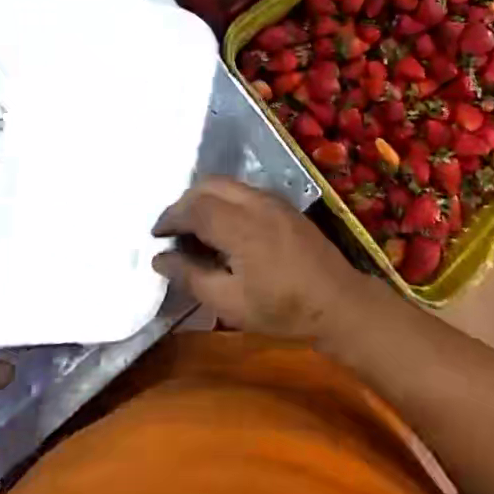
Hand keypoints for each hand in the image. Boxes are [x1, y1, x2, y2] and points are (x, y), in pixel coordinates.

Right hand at [151, 176, 375, 340]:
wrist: (338, 301)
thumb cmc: (282, 309)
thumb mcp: (230, 303)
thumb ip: (191, 276)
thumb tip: (159, 258)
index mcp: (241, 226)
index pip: (195, 208)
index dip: (170, 218)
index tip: (156, 235)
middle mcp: (256, 203)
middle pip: (210, 185)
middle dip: (185, 202)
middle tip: (171, 229)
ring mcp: (273, 200)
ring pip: (228, 185)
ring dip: (205, 199)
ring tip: (194, 229)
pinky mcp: (284, 205)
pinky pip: (245, 191)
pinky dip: (224, 200)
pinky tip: (223, 228)